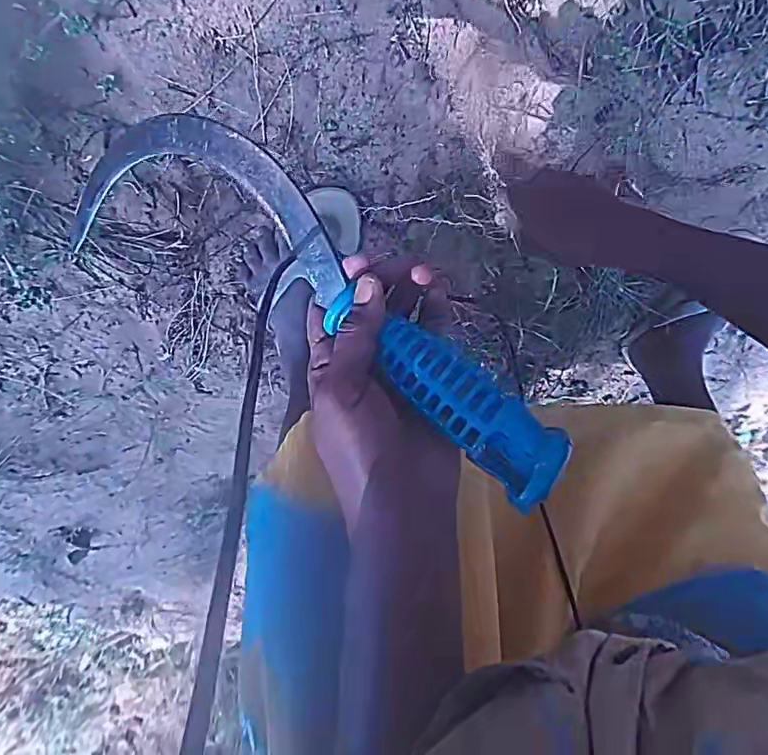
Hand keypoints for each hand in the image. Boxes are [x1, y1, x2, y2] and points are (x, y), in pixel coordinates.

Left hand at [305, 255, 456, 529]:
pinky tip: (438, 291)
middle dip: (382, 280)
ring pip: (403, 315)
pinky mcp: (431, 374)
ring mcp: (398, 365)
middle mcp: (362, 357)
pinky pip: (433, 336)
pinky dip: (436, 311)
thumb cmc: (358, 448)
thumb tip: (366, 285)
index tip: (358, 263)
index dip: (342, 284)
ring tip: (422, 271)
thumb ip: (353, 337)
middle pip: (370, 307)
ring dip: (410, 289)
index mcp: (329, 362)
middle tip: (399, 264)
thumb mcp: (339, 391)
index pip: (330, 310)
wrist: (405, 503)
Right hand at [503, 165, 664, 270]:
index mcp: (525, 196)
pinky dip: (570, 195)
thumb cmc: (574, 244)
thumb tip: (517, 227)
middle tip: (535, 216)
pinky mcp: (588, 180)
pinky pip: (571, 185)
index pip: (509, 192)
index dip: (511, 204)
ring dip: (551, 193)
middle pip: (529, 183)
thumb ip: (523, 234)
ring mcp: (567, 177)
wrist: (619, 233)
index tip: (516, 216)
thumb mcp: (540, 248)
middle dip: (530, 196)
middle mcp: (543, 180)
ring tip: (558, 214)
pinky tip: (577, 212)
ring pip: (551, 182)